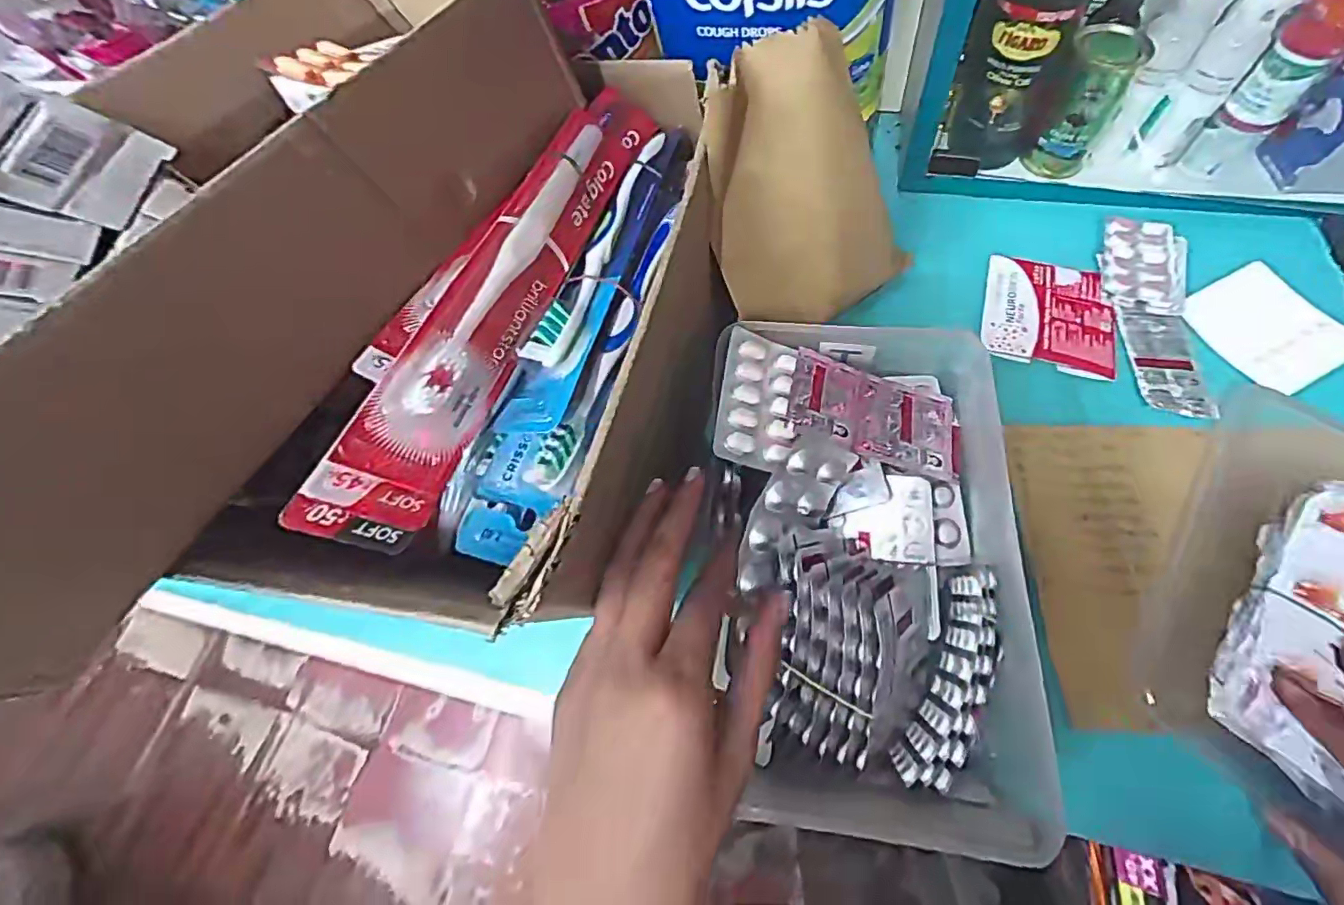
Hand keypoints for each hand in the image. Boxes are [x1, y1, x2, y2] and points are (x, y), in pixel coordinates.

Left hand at [529, 470, 788, 904]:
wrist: (598, 884)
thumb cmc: (683, 828)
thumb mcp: (737, 755)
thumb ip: (756, 669)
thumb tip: (774, 603)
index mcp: (677, 687)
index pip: (706, 598)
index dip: (725, 555)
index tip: (736, 521)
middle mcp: (626, 664)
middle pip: (653, 570)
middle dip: (675, 518)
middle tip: (694, 479)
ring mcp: (589, 667)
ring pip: (616, 579)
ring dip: (637, 530)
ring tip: (656, 490)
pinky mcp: (569, 677)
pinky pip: (599, 608)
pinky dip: (618, 569)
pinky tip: (632, 550)